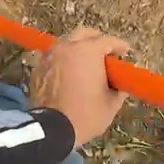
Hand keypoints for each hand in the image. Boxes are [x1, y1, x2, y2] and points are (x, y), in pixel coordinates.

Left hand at [29, 27, 130, 146]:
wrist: (51, 129)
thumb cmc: (85, 115)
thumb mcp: (111, 104)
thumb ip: (118, 88)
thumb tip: (119, 84)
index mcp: (88, 51)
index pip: (107, 40)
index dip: (119, 45)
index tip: (125, 52)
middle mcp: (67, 47)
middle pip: (84, 34)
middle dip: (96, 40)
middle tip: (105, 53)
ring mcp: (49, 55)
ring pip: (66, 43)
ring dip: (77, 48)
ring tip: (86, 62)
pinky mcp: (38, 68)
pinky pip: (54, 57)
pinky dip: (63, 60)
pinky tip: (69, 71)